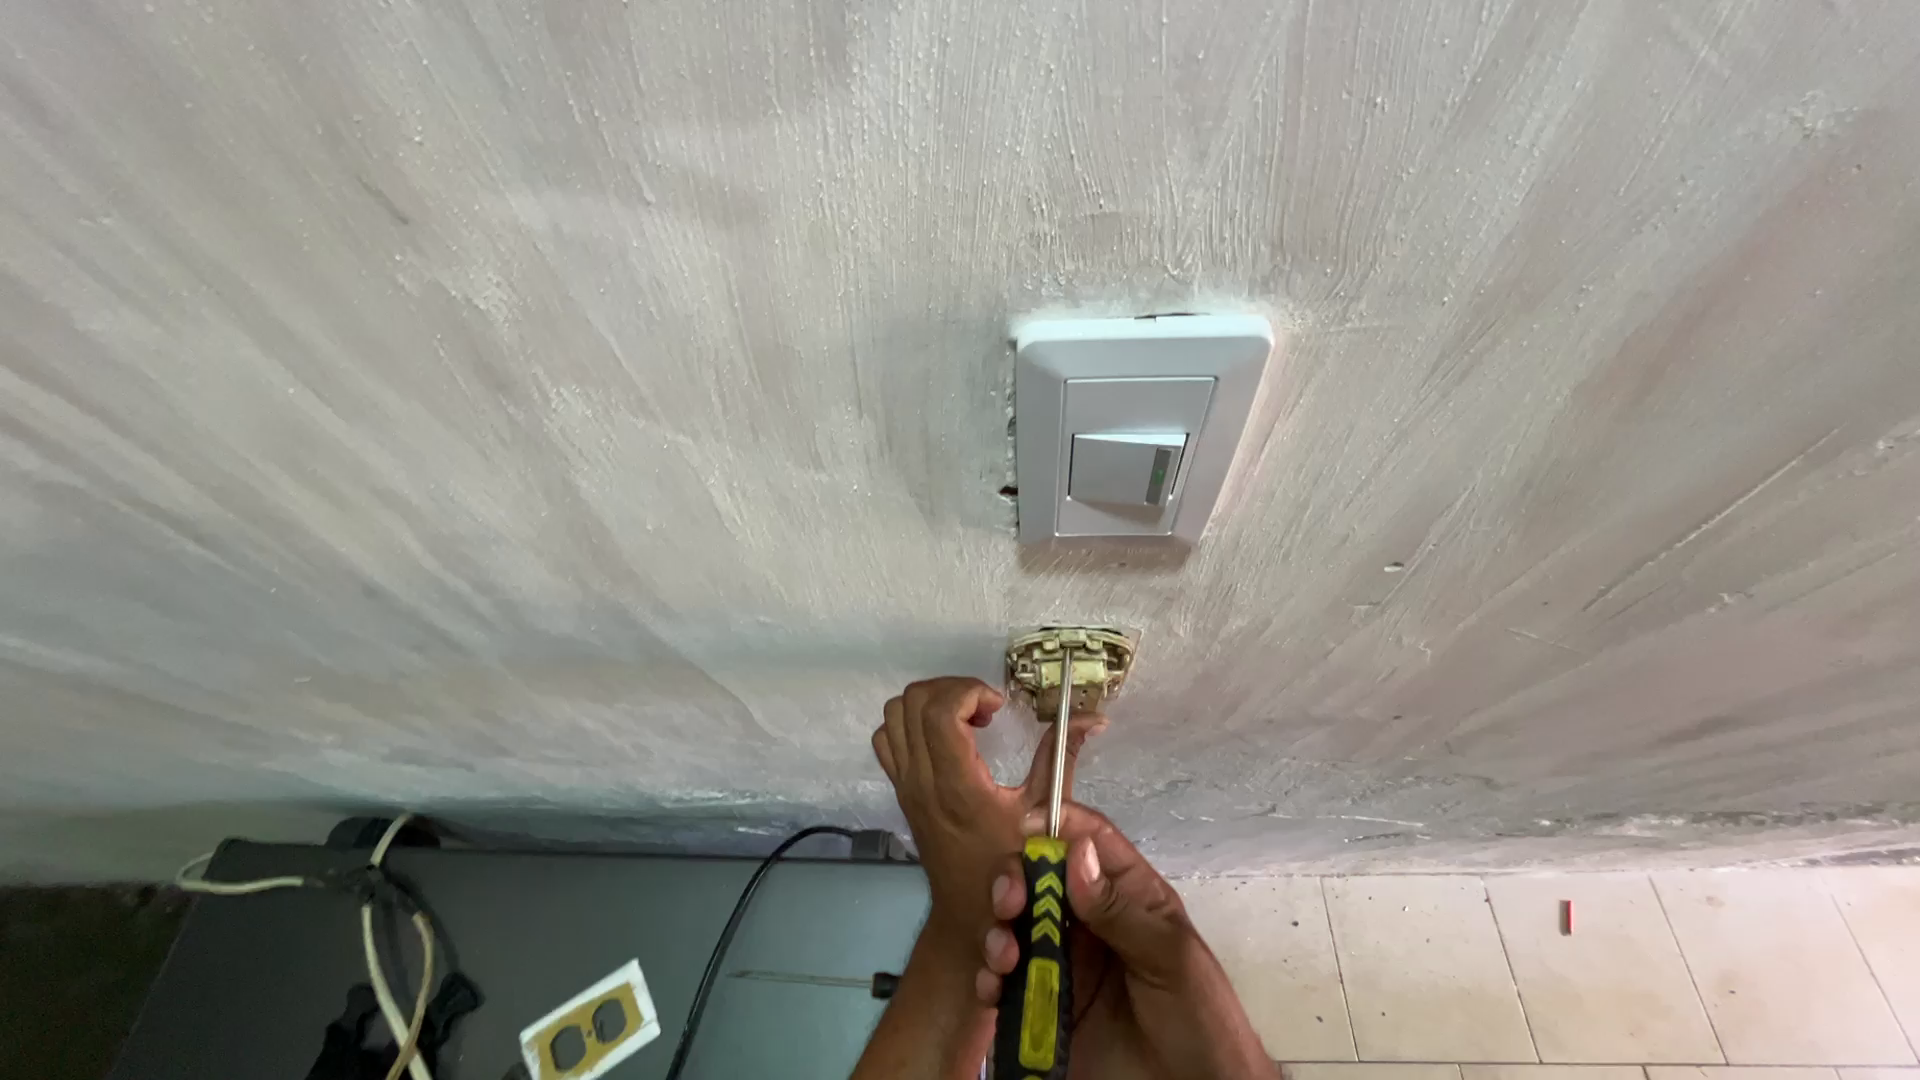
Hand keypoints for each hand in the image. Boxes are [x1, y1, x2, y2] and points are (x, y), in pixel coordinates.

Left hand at [872, 677, 1105, 941]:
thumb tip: (1090, 717)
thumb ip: (1062, 756)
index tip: (997, 706)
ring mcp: (905, 783)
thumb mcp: (1044, 809)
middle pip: (914, 702)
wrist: (967, 911)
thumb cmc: (1011, 865)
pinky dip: (911, 722)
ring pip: (896, 713)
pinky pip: (888, 736)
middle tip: (984, 708)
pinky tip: (944, 736)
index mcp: (957, 784)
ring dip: (932, 702)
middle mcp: (922, 779)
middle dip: (952, 689)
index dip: (968, 692)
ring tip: (966, 719)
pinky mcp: (898, 787)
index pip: (940, 712)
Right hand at [976, 803, 1279, 1079]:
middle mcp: (1089, 920)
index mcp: (1126, 895)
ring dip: (998, 929)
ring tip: (1004, 956)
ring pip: (1014, 923)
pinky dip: (989, 976)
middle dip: (1014, 878)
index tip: (1025, 826)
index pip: (1088, 841)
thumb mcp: (1172, 959)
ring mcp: (1063, 962)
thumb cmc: (1199, 1022)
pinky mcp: (1042, 1005)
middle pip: (1038, 876)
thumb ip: (1122, 910)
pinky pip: (1004, 979)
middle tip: (1007, 902)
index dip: (1057, 824)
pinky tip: (993, 987)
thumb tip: (1076, 854)